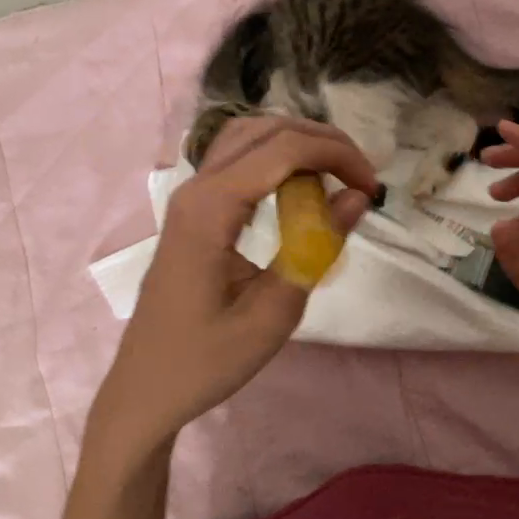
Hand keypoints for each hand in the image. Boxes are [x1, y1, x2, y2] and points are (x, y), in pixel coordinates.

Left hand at [94, 117, 378, 451]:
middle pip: (267, 130)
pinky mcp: (193, 207)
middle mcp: (196, 187)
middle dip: (324, 143)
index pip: (283, 149)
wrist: (146, 388)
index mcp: (210, 209)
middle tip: (362, 179)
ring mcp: (190, 194)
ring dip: (299, 144)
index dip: (336, 155)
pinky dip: (276, 156)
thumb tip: (357, 197)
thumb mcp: (273, 314)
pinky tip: (299, 185)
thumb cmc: (207, 360)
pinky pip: (237, 158)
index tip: (372, 188)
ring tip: (337, 175)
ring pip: (250, 135)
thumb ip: (317, 248)